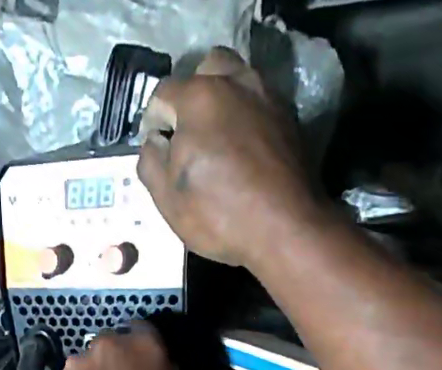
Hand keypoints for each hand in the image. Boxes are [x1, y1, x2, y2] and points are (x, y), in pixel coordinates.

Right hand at [137, 47, 330, 268]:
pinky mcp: (290, 120)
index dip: (153, 121)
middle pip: (208, 68)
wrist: (287, 229)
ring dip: (224, 102)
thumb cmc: (221, 214)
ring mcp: (268, 99)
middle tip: (190, 132)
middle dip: (193, 95)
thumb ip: (150, 162)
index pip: (163, 93)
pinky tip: (245, 152)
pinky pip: (261, 107)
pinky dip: (248, 120)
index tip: (157, 148)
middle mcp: (235, 84)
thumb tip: (154, 141)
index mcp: (199, 97)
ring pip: (240, 82)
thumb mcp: (168, 199)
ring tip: (219, 139)